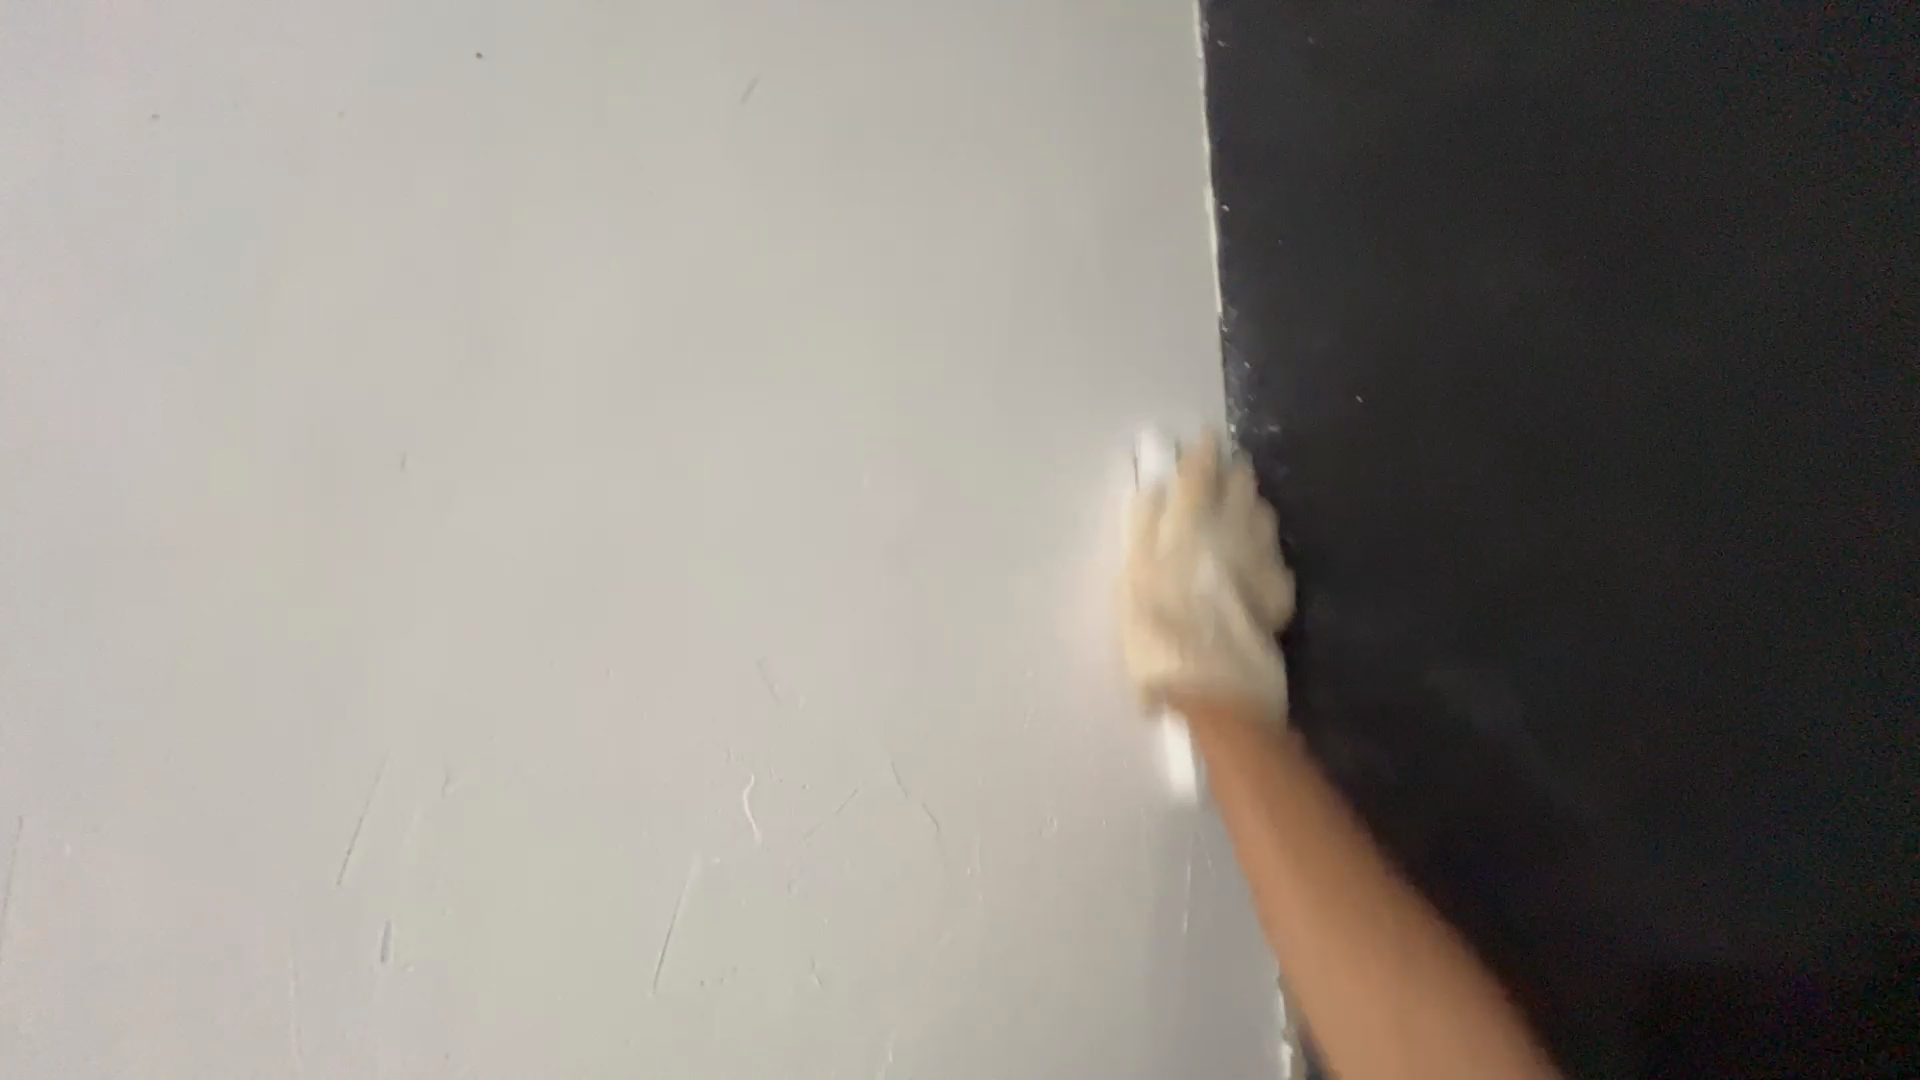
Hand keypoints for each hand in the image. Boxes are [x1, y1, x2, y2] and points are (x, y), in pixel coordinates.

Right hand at [1119, 432, 1294, 721]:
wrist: (1214, 688)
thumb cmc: (1159, 634)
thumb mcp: (1134, 580)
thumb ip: (1143, 531)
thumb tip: (1152, 490)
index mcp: (1192, 527)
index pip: (1200, 476)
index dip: (1202, 454)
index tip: (1204, 437)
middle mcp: (1233, 535)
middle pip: (1239, 490)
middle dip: (1233, 471)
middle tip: (1226, 462)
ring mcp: (1260, 563)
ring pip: (1262, 518)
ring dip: (1252, 502)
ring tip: (1244, 498)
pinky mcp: (1277, 593)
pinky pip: (1274, 556)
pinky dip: (1264, 546)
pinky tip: (1258, 554)